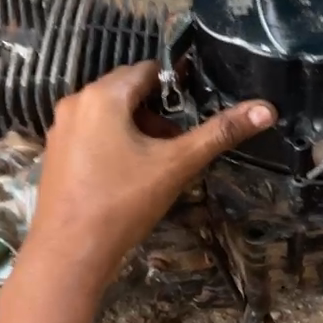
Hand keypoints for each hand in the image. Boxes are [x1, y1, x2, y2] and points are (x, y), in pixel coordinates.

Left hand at [20, 60, 274, 292]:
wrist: (70, 252)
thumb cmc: (124, 202)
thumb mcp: (177, 165)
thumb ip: (220, 133)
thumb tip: (266, 109)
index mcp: (103, 96)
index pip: (148, 70)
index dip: (177, 87)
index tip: (196, 110)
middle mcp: (76, 103)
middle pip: (127, 91)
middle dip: (157, 112)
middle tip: (178, 144)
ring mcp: (61, 129)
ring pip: (109, 114)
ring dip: (137, 129)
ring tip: (157, 163)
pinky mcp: (55, 154)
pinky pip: (91, 134)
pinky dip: (114, 143)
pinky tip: (128, 177)